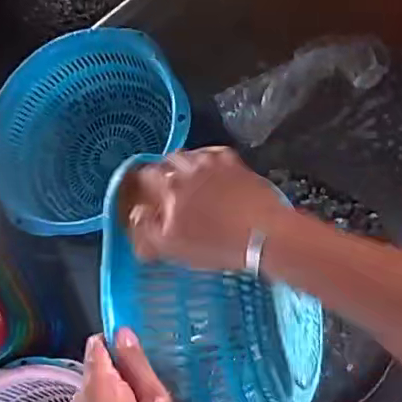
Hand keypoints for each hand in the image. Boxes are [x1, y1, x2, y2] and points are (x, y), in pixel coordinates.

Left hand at [73, 329, 178, 401]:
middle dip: (119, 360)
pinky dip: (112, 391)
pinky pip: (96, 391)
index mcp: (98, 384)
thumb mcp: (156, 400)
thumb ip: (137, 364)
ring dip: (117, 377)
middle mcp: (81, 392)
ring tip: (143, 393)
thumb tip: (122, 332)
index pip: (97, 344)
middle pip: (95, 359)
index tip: (140, 350)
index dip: (116, 340)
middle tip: (148, 375)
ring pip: (97, 375)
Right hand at [125, 147, 292, 271]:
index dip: (139, 186)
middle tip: (165, 192)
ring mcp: (214, 162)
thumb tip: (135, 215)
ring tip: (189, 185)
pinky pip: (212, 156)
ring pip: (189, 156)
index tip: (142, 196)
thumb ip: (145, 229)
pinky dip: (206, 163)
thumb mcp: (172, 246)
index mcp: (169, 186)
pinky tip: (211, 177)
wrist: (265, 234)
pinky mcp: (235, 163)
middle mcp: (189, 167)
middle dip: (162, 175)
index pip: (143, 176)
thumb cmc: (217, 243)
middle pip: (165, 163)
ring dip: (184, 167)